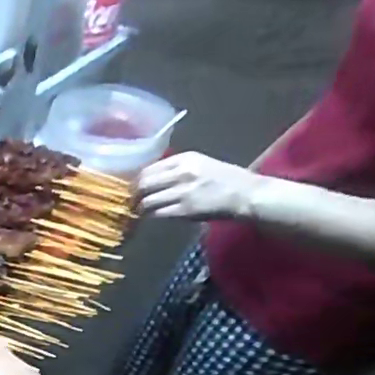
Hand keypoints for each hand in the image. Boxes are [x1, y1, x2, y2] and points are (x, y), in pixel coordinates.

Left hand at [137, 152, 268, 220]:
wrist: (244, 193)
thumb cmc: (222, 179)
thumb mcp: (199, 164)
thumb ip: (175, 169)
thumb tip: (148, 178)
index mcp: (185, 158)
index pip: (148, 169)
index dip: (135, 180)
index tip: (131, 188)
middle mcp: (182, 172)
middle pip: (143, 184)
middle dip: (132, 195)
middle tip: (129, 202)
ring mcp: (183, 192)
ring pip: (147, 201)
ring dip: (139, 208)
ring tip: (138, 211)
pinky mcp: (185, 209)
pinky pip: (158, 213)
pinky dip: (150, 216)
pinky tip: (150, 217)